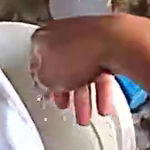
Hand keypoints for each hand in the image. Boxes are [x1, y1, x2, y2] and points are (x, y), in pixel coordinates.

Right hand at [31, 15, 149, 124]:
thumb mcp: (48, 79)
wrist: (112, 42)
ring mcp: (85, 37)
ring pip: (82, 71)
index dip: (42, 83)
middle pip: (62, 68)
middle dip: (65, 92)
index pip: (37, 64)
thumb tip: (44, 85)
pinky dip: (100, 90)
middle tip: (66, 106)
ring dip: (84, 98)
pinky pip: (100, 70)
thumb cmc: (78, 53)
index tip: (47, 94)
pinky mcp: (105, 44)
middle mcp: (63, 34)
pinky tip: (103, 106)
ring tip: (86, 115)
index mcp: (42, 38)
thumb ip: (43, 84)